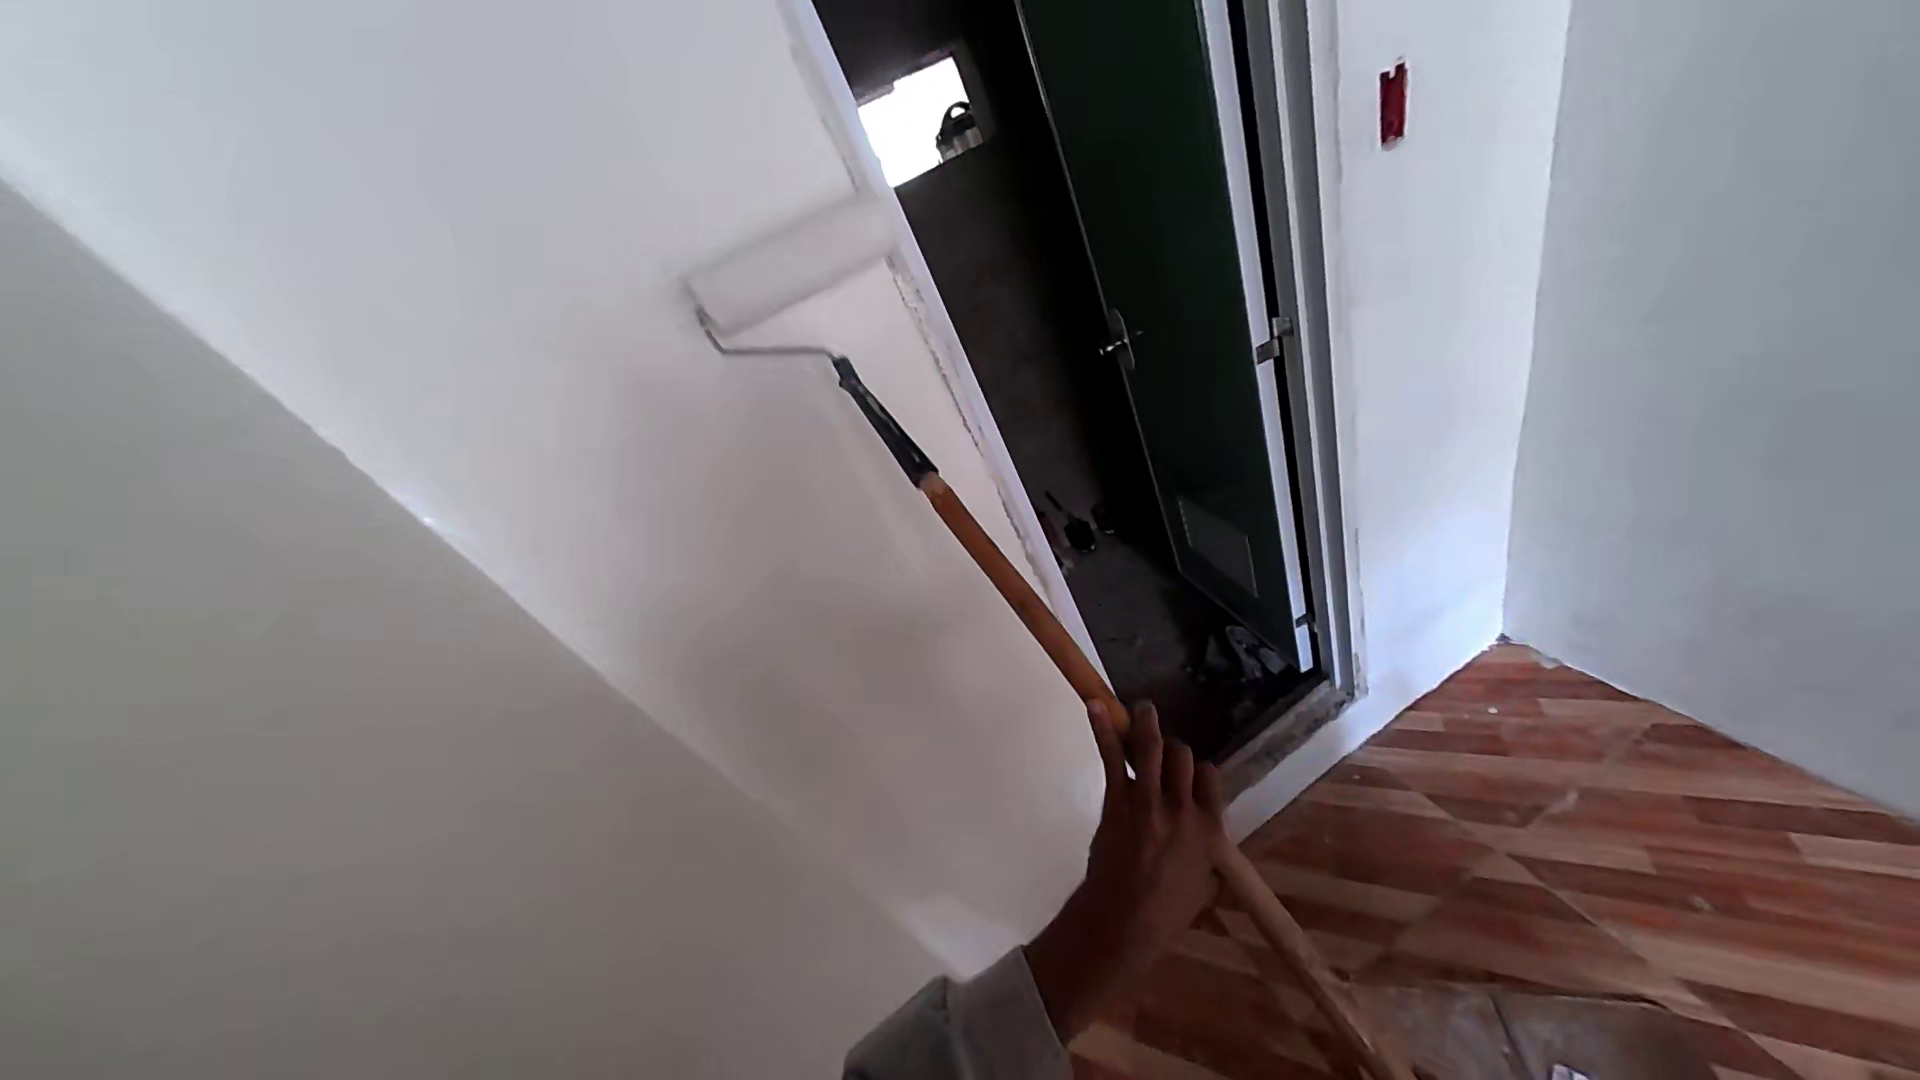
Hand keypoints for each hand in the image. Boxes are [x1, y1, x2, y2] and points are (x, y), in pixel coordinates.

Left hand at [1023, 699, 1227, 1041]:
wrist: (1126, 920)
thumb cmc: (1167, 911)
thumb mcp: (1203, 887)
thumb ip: (1208, 858)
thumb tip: (1208, 846)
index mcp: (1210, 830)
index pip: (1211, 778)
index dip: (1199, 770)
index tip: (1189, 771)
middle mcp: (1183, 809)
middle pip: (1183, 757)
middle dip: (1172, 746)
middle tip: (1159, 742)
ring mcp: (1149, 802)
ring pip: (1152, 749)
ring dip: (1145, 722)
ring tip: (1141, 705)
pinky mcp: (1118, 801)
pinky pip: (1112, 758)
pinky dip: (1103, 729)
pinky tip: (1096, 707)